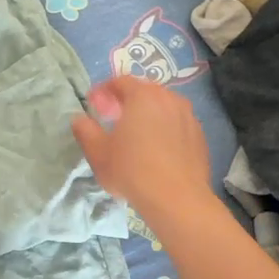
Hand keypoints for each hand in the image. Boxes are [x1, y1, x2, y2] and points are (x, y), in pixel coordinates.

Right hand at [71, 76, 214, 220]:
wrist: (176, 197)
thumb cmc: (131, 171)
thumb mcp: (98, 153)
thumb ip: (86, 131)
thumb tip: (79, 119)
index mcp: (142, 97)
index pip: (120, 81)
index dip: (103, 90)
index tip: (93, 104)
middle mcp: (168, 99)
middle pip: (144, 91)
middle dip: (126, 101)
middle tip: (112, 117)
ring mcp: (188, 116)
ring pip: (163, 107)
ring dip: (147, 114)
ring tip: (135, 134)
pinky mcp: (199, 136)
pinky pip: (177, 124)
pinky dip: (164, 129)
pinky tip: (156, 150)